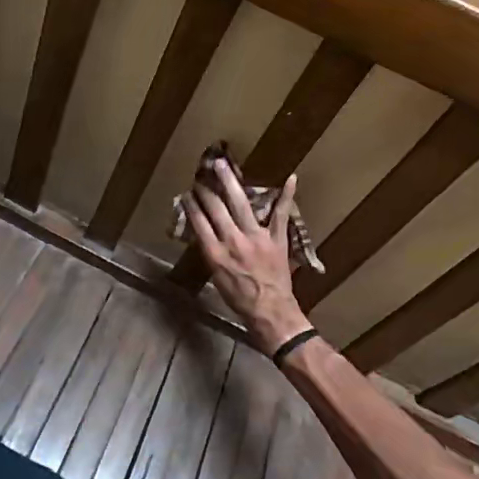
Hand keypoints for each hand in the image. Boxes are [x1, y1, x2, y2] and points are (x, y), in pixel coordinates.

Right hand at [184, 160, 309, 350]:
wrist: (270, 312)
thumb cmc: (239, 299)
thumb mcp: (216, 276)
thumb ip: (211, 251)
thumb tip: (204, 231)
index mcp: (215, 252)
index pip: (199, 220)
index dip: (191, 204)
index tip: (187, 193)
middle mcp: (233, 240)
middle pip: (215, 208)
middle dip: (206, 190)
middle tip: (201, 176)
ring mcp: (257, 237)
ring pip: (241, 203)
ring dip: (230, 182)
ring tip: (223, 165)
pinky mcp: (277, 239)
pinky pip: (281, 214)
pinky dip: (286, 196)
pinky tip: (290, 178)